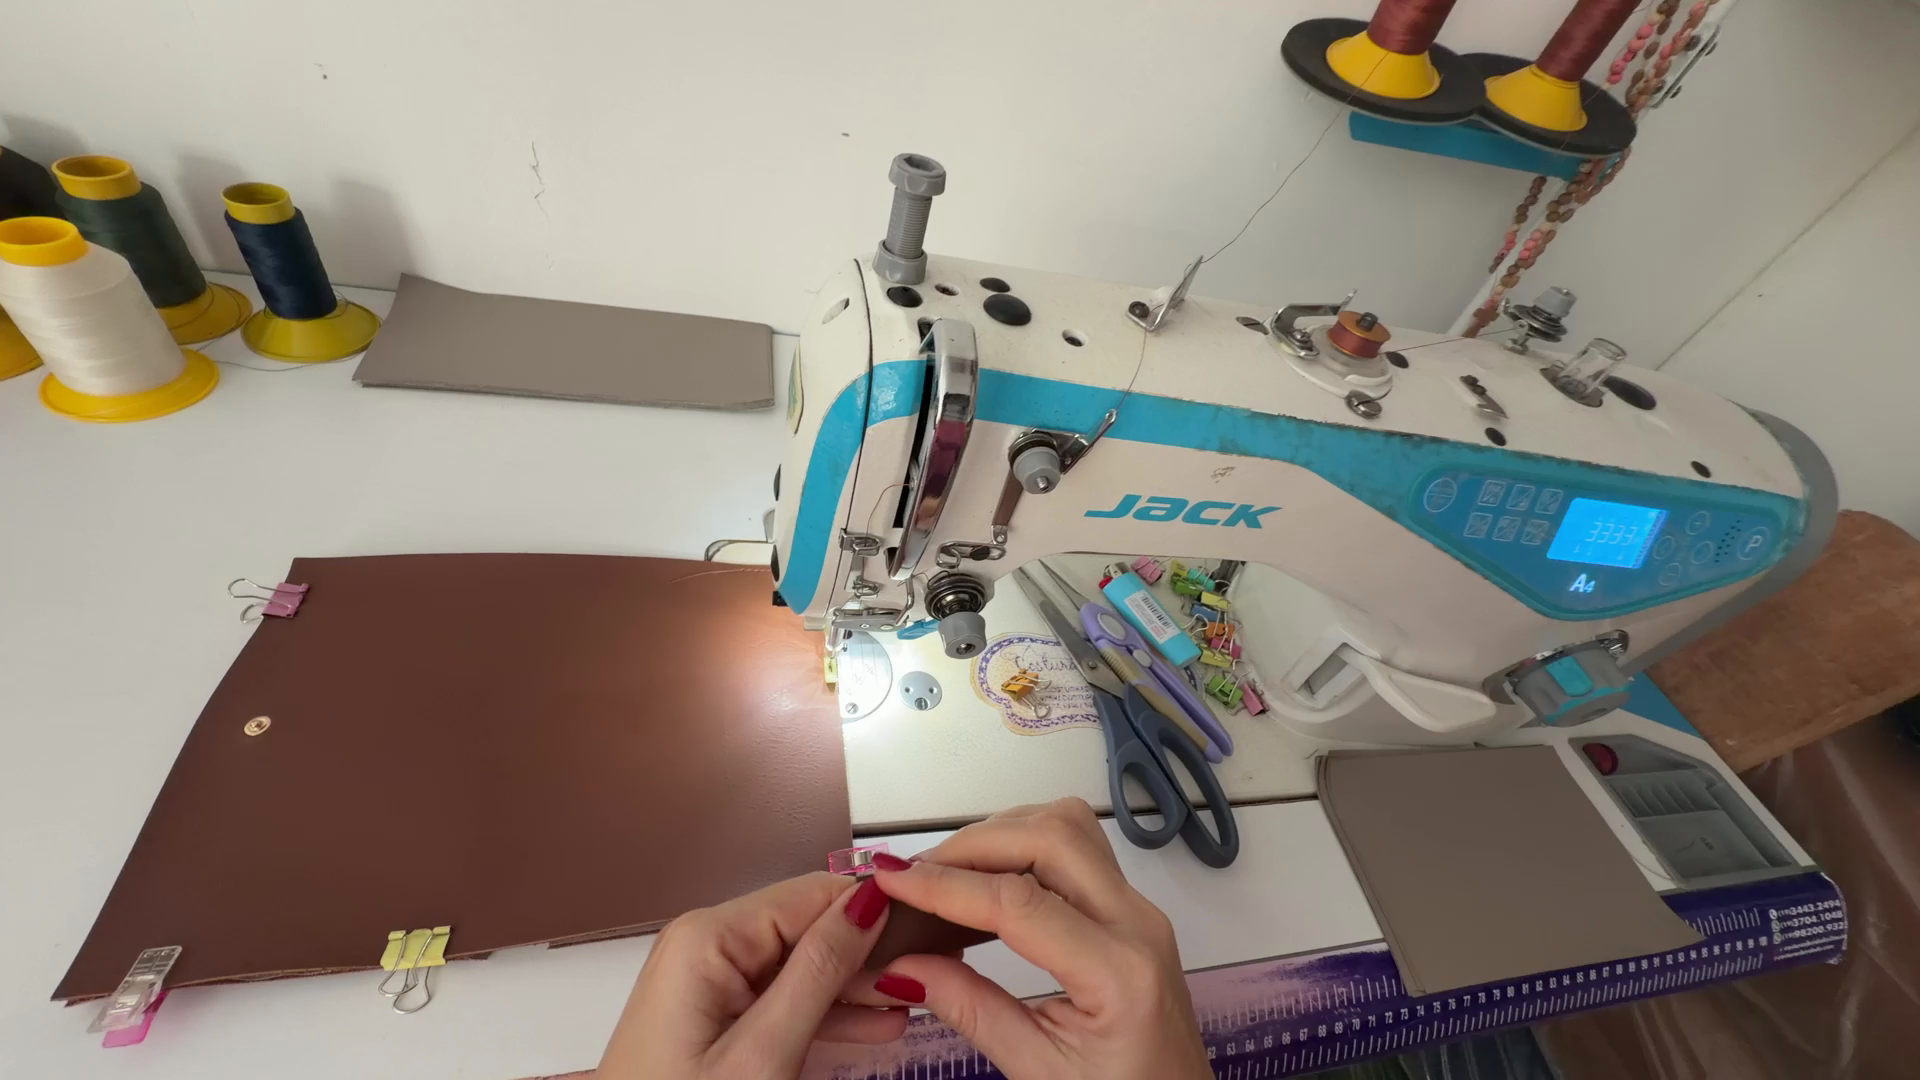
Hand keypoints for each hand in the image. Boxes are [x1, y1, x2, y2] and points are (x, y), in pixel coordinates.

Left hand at [598, 872, 908, 1078]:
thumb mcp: (763, 1056)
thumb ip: (819, 971)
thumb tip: (871, 898)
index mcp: (710, 937)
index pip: (812, 894)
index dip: (871, 905)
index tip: (927, 921)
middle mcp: (706, 943)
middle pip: (807, 926)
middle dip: (866, 949)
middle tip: (930, 967)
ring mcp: (708, 980)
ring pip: (799, 965)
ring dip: (854, 984)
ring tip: (914, 996)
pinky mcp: (713, 1015)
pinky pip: (780, 998)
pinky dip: (824, 1011)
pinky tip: (875, 1024)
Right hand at [870, 798, 1210, 1079]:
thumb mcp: (1039, 1075)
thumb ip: (969, 1010)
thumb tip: (899, 966)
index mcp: (1119, 973)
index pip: (1018, 901)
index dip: (947, 885)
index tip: (891, 878)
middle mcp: (1136, 921)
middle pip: (1050, 836)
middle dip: (973, 843)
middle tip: (916, 871)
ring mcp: (1138, 905)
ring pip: (1067, 824)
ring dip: (1002, 831)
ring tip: (949, 869)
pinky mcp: (1129, 903)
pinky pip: (1076, 842)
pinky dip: (1025, 838)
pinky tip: (990, 871)